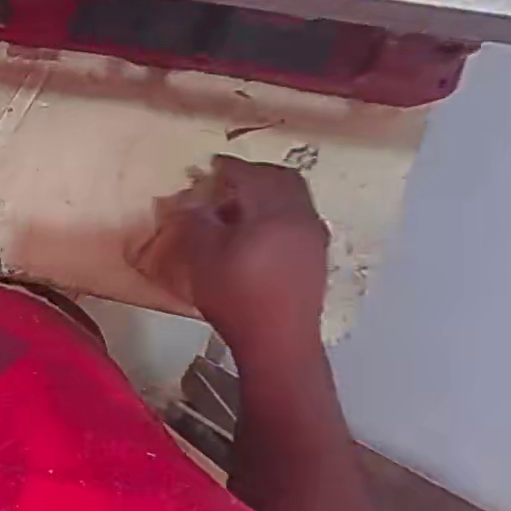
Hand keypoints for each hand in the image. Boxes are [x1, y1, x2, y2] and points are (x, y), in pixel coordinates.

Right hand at [165, 156, 329, 355]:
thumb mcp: (202, 256)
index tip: (211, 166)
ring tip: (241, 208)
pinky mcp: (317, 258)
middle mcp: (301, 216)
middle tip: (229, 181)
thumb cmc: (237, 296)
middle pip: (282, 179)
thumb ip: (196, 221)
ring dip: (269, 194)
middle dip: (255, 174)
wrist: (278, 343)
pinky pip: (298, 219)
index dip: (228, 167)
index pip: (251, 174)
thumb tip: (193, 201)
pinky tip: (258, 234)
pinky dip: (278, 213)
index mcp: (274, 210)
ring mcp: (314, 238)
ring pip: (294, 199)